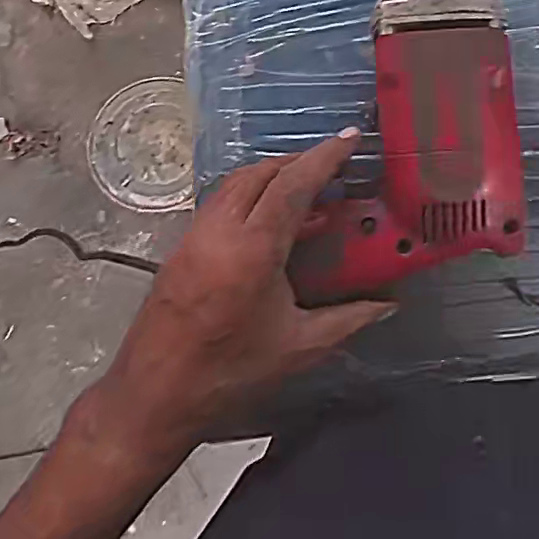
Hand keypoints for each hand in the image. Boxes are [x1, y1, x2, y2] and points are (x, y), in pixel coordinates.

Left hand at [85, 128, 396, 463]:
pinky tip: (274, 220)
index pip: (291, 186)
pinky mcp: (182, 248)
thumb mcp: (299, 347)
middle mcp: (219, 232)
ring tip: (308, 187)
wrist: (150, 400)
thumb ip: (348, 319)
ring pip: (237, 184)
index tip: (350, 138)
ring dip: (273, 175)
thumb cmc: (228, 373)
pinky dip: (253, 195)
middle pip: (261, 173)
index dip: (324, 158)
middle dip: (300, 160)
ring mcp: (195, 237)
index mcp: (251, 251)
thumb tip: (388, 305)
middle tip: (333, 162)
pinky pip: (223, 203)